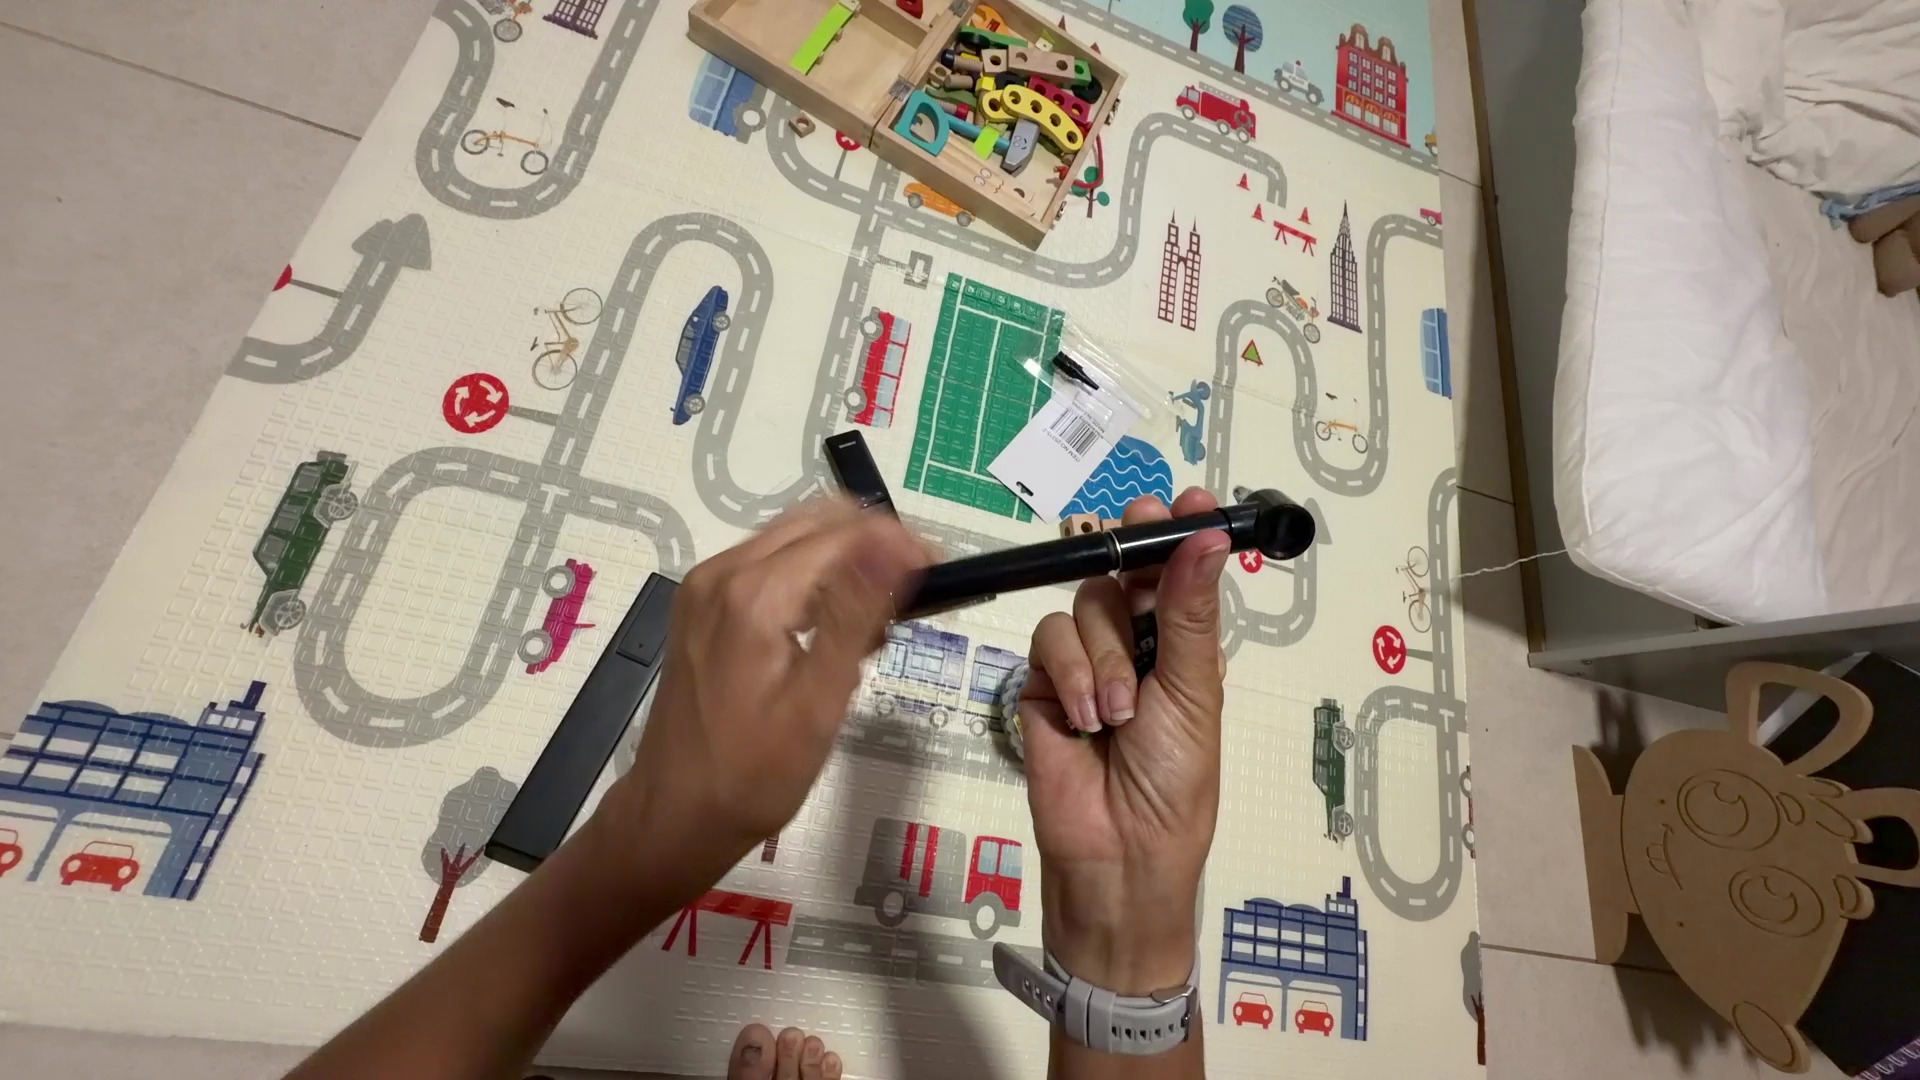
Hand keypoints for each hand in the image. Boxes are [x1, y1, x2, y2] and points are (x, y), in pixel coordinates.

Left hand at [593, 499, 928, 908]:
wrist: (674, 815)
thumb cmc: (756, 774)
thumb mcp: (819, 701)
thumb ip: (858, 614)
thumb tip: (898, 545)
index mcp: (754, 593)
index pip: (844, 533)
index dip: (898, 540)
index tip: (938, 566)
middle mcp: (723, 571)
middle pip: (817, 521)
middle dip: (873, 544)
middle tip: (909, 598)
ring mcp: (706, 585)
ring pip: (794, 537)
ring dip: (844, 560)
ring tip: (875, 621)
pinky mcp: (703, 603)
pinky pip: (769, 563)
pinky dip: (812, 577)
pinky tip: (832, 625)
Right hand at [1020, 489, 1229, 994]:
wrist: (1117, 851)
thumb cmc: (1174, 778)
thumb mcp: (1191, 692)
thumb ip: (1187, 612)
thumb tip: (1209, 535)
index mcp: (1178, 643)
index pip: (1175, 574)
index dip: (1179, 534)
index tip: (1189, 498)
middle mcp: (1132, 641)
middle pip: (1124, 572)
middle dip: (1134, 558)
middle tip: (1138, 523)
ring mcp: (1083, 658)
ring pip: (1086, 603)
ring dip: (1105, 654)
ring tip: (1118, 712)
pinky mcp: (1040, 677)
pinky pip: (1049, 638)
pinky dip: (1069, 672)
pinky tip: (1084, 716)